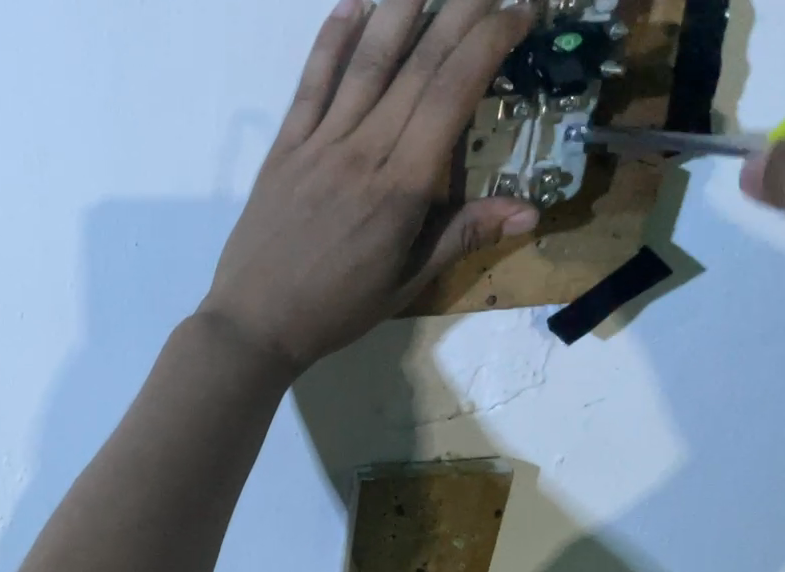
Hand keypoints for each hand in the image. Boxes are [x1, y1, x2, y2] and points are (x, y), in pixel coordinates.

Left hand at [198, 0, 538, 375]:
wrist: (253, 326)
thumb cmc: (332, 312)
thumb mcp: (404, 284)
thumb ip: (461, 237)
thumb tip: (531, 211)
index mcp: (401, 188)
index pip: (453, 92)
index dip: (490, 40)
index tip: (520, 10)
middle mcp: (363, 154)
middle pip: (418, 65)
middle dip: (461, 10)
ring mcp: (318, 148)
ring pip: (365, 64)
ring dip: (401, 7)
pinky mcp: (282, 153)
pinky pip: (309, 87)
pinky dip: (329, 43)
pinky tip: (350, 4)